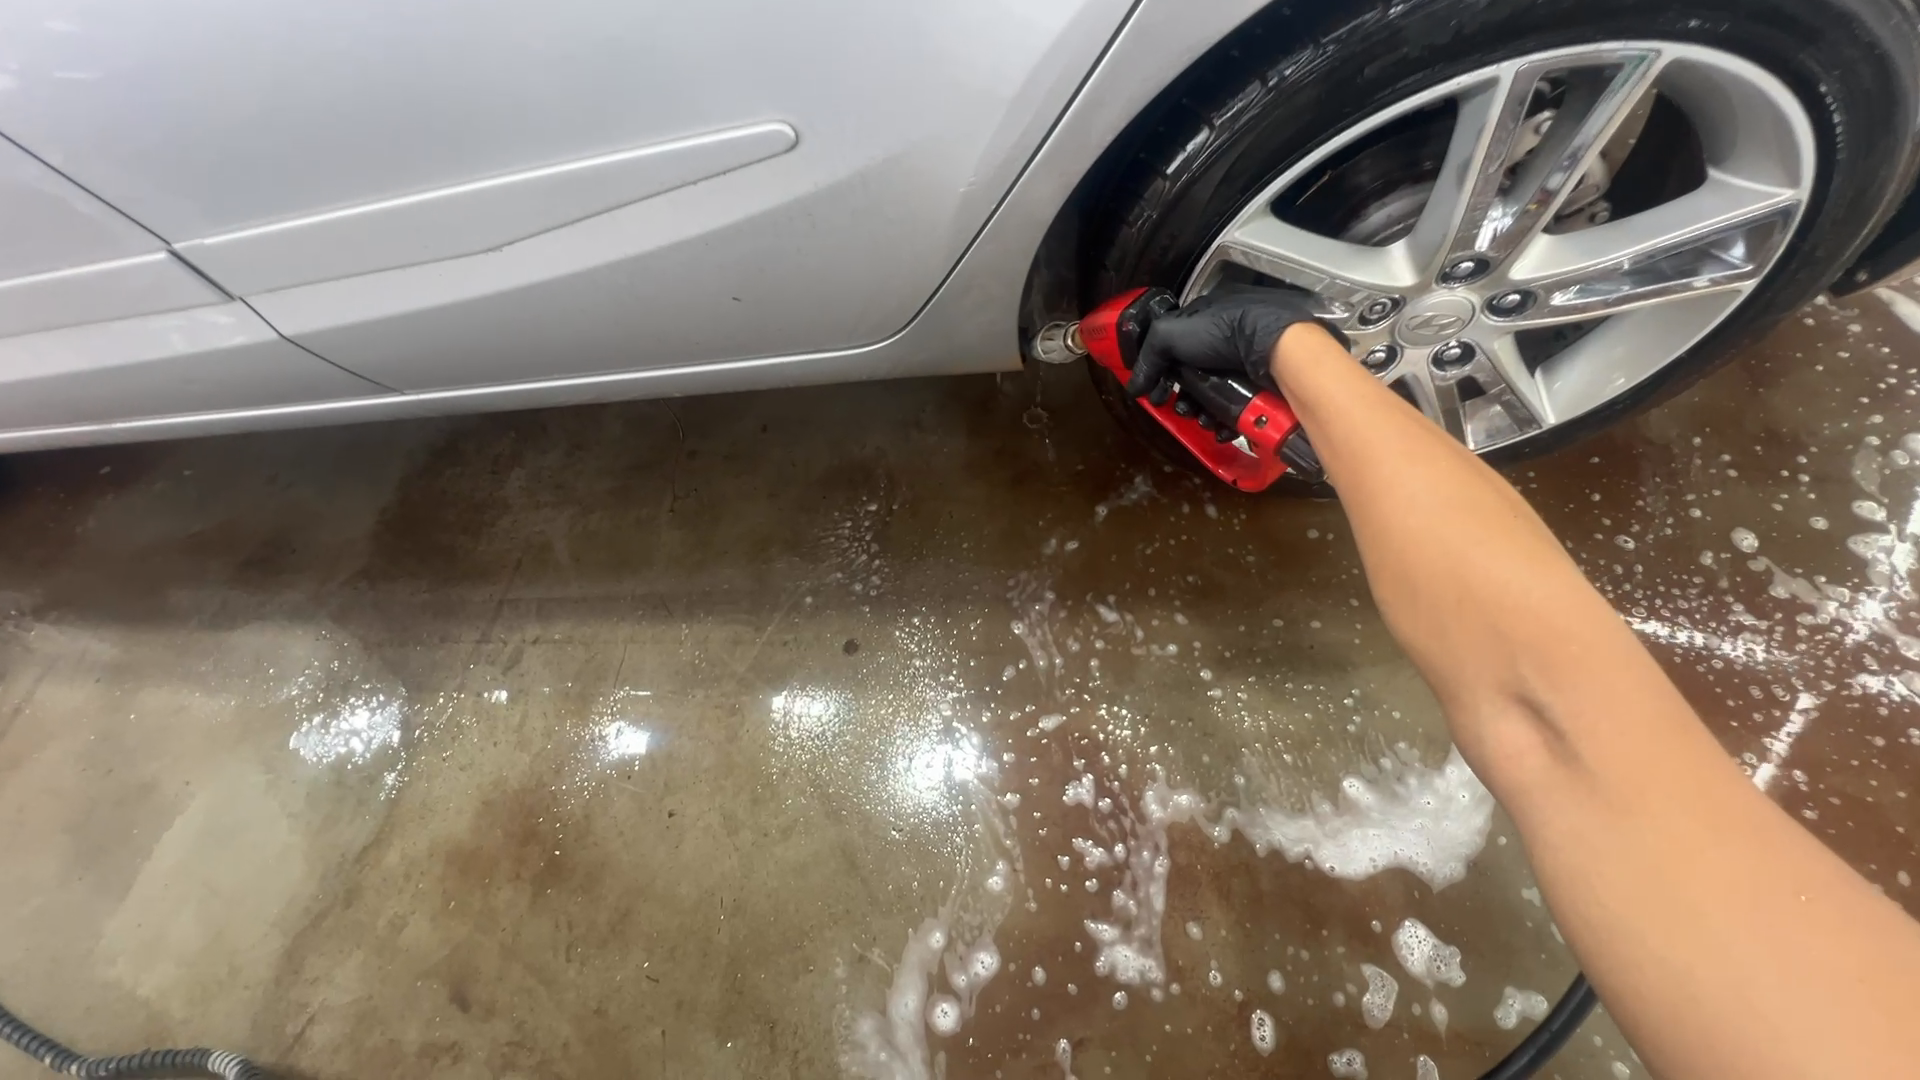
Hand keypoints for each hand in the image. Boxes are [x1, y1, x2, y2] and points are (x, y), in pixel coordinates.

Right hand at [1124, 284, 1349, 403]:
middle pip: (1195, 375)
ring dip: (1202, 413)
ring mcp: (1248, 362)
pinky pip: (1238, 407)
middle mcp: (1229, 337)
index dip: (1163, 370)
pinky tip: (1220, 428)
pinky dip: (1225, 420)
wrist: (1277, 349)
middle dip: (1184, 397)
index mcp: (1210, 316)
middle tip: (1181, 409)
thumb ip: (1149, 357)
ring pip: (1215, 394)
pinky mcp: (1262, 385)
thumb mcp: (1171, 333)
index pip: (1178, 345)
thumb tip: (1134, 387)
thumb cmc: (1223, 331)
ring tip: (1201, 421)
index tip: (1157, 392)